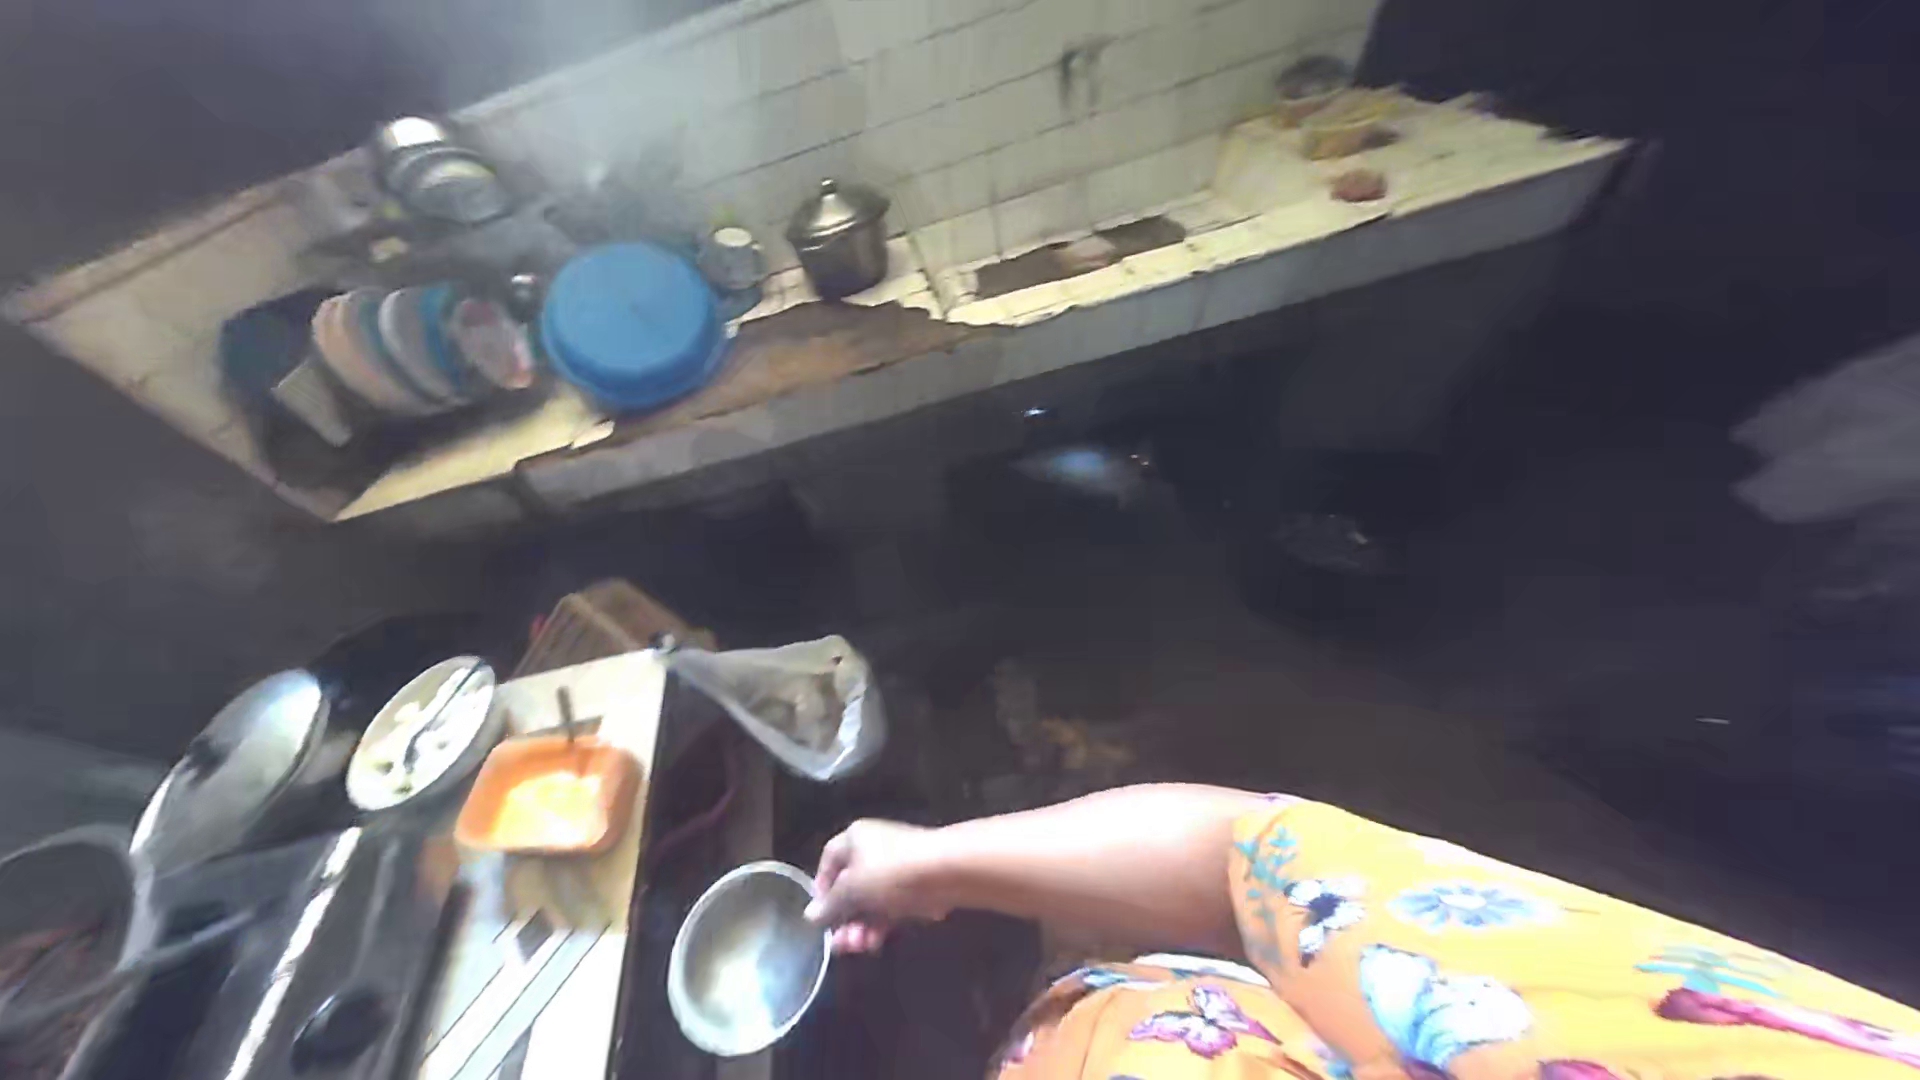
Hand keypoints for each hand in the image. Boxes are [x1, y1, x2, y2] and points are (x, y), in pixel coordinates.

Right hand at [804, 819, 948, 953]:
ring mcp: (894, 867)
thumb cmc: (891, 872)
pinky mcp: (913, 885)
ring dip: (861, 926)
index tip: (819, 917)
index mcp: (855, 838)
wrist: (945, 870)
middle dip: (843, 917)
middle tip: (841, 944)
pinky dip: (881, 924)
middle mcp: (873, 848)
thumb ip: (830, 904)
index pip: (828, 861)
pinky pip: (890, 906)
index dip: (821, 888)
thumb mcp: (852, 889)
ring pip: (870, 901)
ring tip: (860, 946)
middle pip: (849, 885)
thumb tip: (809, 914)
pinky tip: (877, 942)